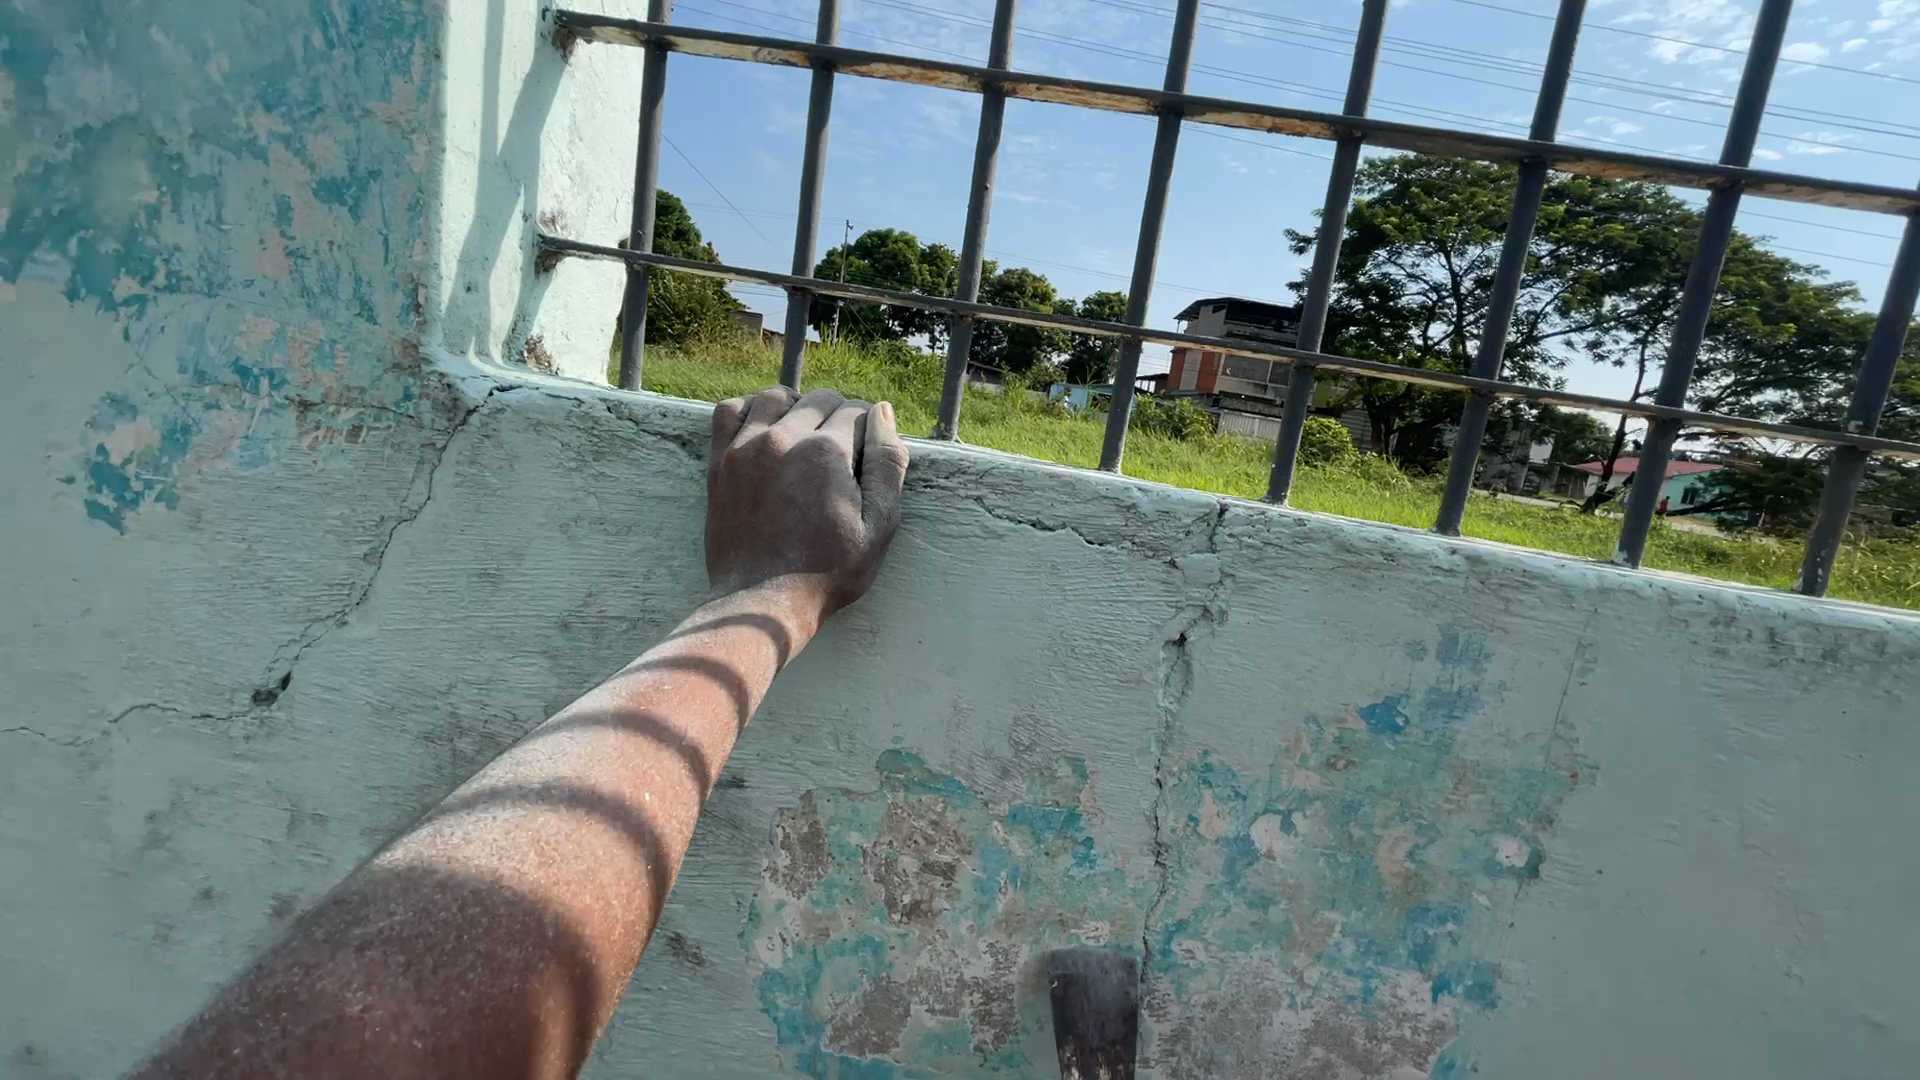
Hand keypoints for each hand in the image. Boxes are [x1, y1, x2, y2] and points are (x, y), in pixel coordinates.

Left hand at [704, 387, 908, 626]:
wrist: (763, 602)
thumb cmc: (828, 571)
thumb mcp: (880, 525)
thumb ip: (888, 464)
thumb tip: (882, 412)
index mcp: (827, 453)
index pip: (857, 412)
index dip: (870, 432)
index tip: (867, 459)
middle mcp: (783, 439)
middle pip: (821, 400)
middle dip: (839, 418)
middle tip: (843, 456)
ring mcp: (746, 448)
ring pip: (778, 396)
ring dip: (799, 408)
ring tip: (808, 437)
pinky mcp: (720, 462)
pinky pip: (731, 409)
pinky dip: (751, 409)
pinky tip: (766, 430)